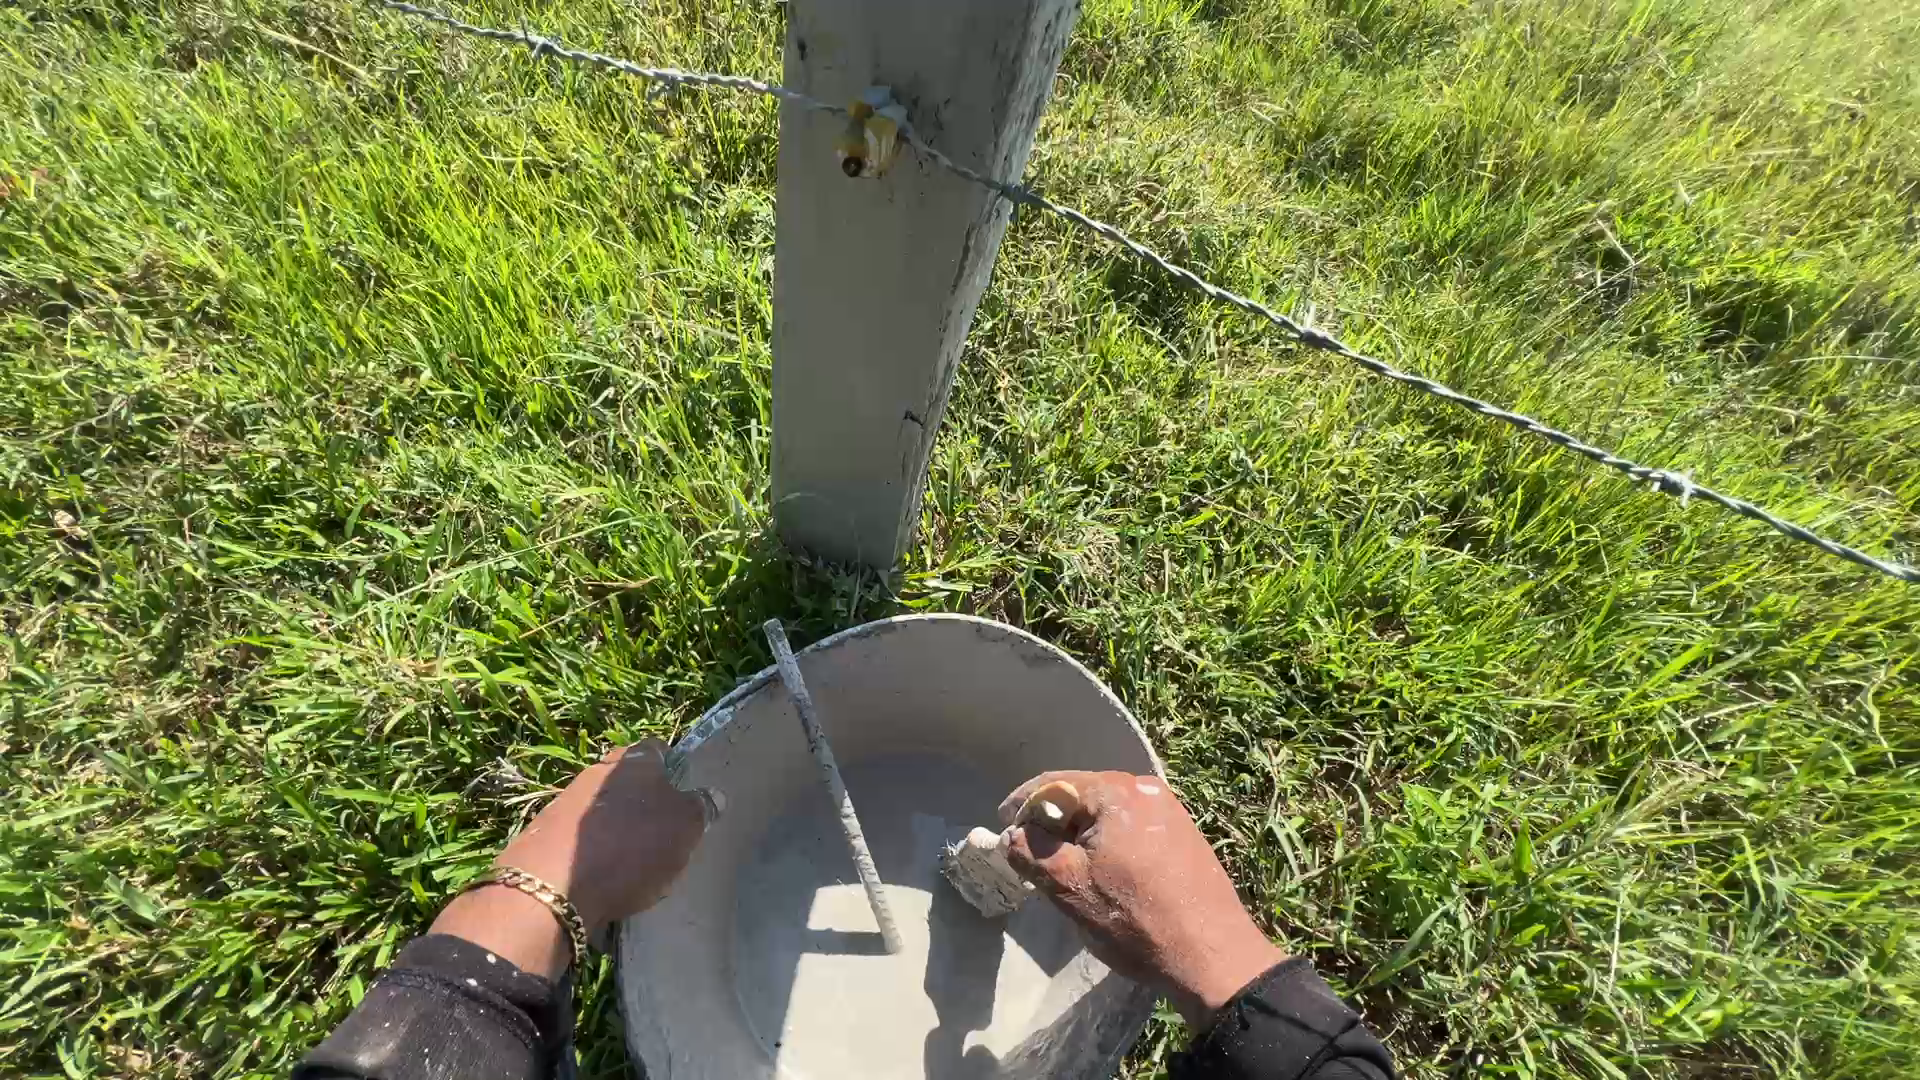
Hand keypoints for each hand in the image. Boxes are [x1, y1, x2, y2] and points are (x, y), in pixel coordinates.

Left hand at [433, 740, 710, 976]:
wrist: (548, 893)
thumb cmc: (631, 848)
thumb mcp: (684, 828)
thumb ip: (701, 807)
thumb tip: (713, 794)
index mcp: (634, 761)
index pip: (658, 748)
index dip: (673, 764)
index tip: (682, 789)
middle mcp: (597, 772)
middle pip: (626, 777)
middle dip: (642, 796)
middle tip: (660, 825)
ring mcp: (564, 803)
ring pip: (600, 807)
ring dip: (614, 825)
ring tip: (630, 858)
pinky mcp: (540, 836)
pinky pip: (577, 837)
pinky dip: (591, 850)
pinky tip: (600, 875)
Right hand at [1000, 770, 1286, 1026]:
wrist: (1215, 959)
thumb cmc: (1136, 920)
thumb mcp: (1069, 887)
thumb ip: (1031, 852)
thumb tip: (1013, 834)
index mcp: (1115, 791)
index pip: (1052, 784)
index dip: (1022, 806)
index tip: (1004, 830)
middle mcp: (1144, 788)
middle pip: (1080, 794)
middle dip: (1053, 822)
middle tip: (1033, 854)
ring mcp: (1168, 809)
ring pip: (1106, 812)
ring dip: (1081, 834)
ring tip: (1066, 867)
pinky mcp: (1182, 832)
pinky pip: (1130, 825)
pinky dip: (1108, 841)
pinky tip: (1104, 871)